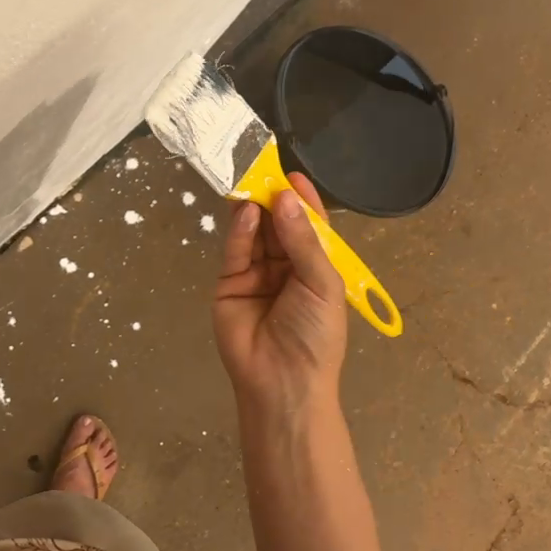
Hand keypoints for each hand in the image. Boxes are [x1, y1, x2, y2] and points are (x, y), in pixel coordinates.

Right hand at [212, 173, 347, 414]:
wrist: (283, 381)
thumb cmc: (315, 335)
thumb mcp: (321, 285)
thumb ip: (302, 240)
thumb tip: (285, 198)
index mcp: (316, 269)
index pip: (310, 228)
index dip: (302, 202)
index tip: (293, 175)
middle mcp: (287, 267)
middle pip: (279, 225)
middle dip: (274, 200)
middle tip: (263, 169)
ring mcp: (257, 273)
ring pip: (256, 233)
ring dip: (256, 209)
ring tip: (251, 183)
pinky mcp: (230, 281)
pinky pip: (237, 250)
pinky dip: (240, 230)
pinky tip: (245, 212)